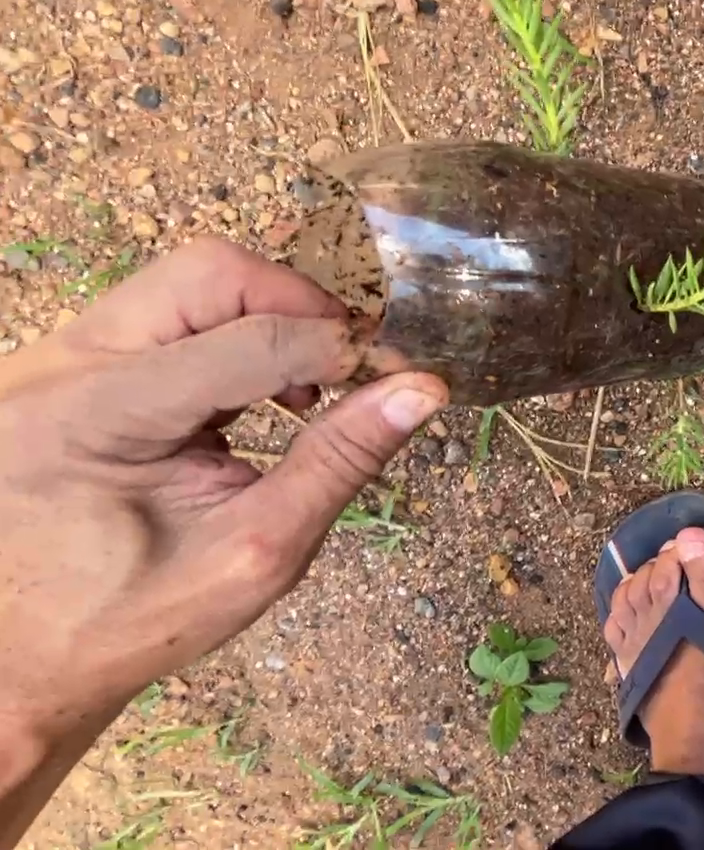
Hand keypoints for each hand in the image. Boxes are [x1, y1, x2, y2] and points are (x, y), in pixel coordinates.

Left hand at [0, 240, 445, 741]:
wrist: (5, 664)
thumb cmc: (133, 620)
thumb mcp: (260, 550)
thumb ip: (344, 459)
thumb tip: (427, 389)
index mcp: (91, 418)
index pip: (255, 339)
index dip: (346, 350)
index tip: (402, 381)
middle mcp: (55, 368)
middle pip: (213, 273)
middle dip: (305, 308)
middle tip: (350, 367)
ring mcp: (52, 361)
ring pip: (195, 280)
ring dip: (277, 317)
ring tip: (309, 386)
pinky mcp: (68, 367)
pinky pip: (177, 311)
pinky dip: (245, 333)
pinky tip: (264, 393)